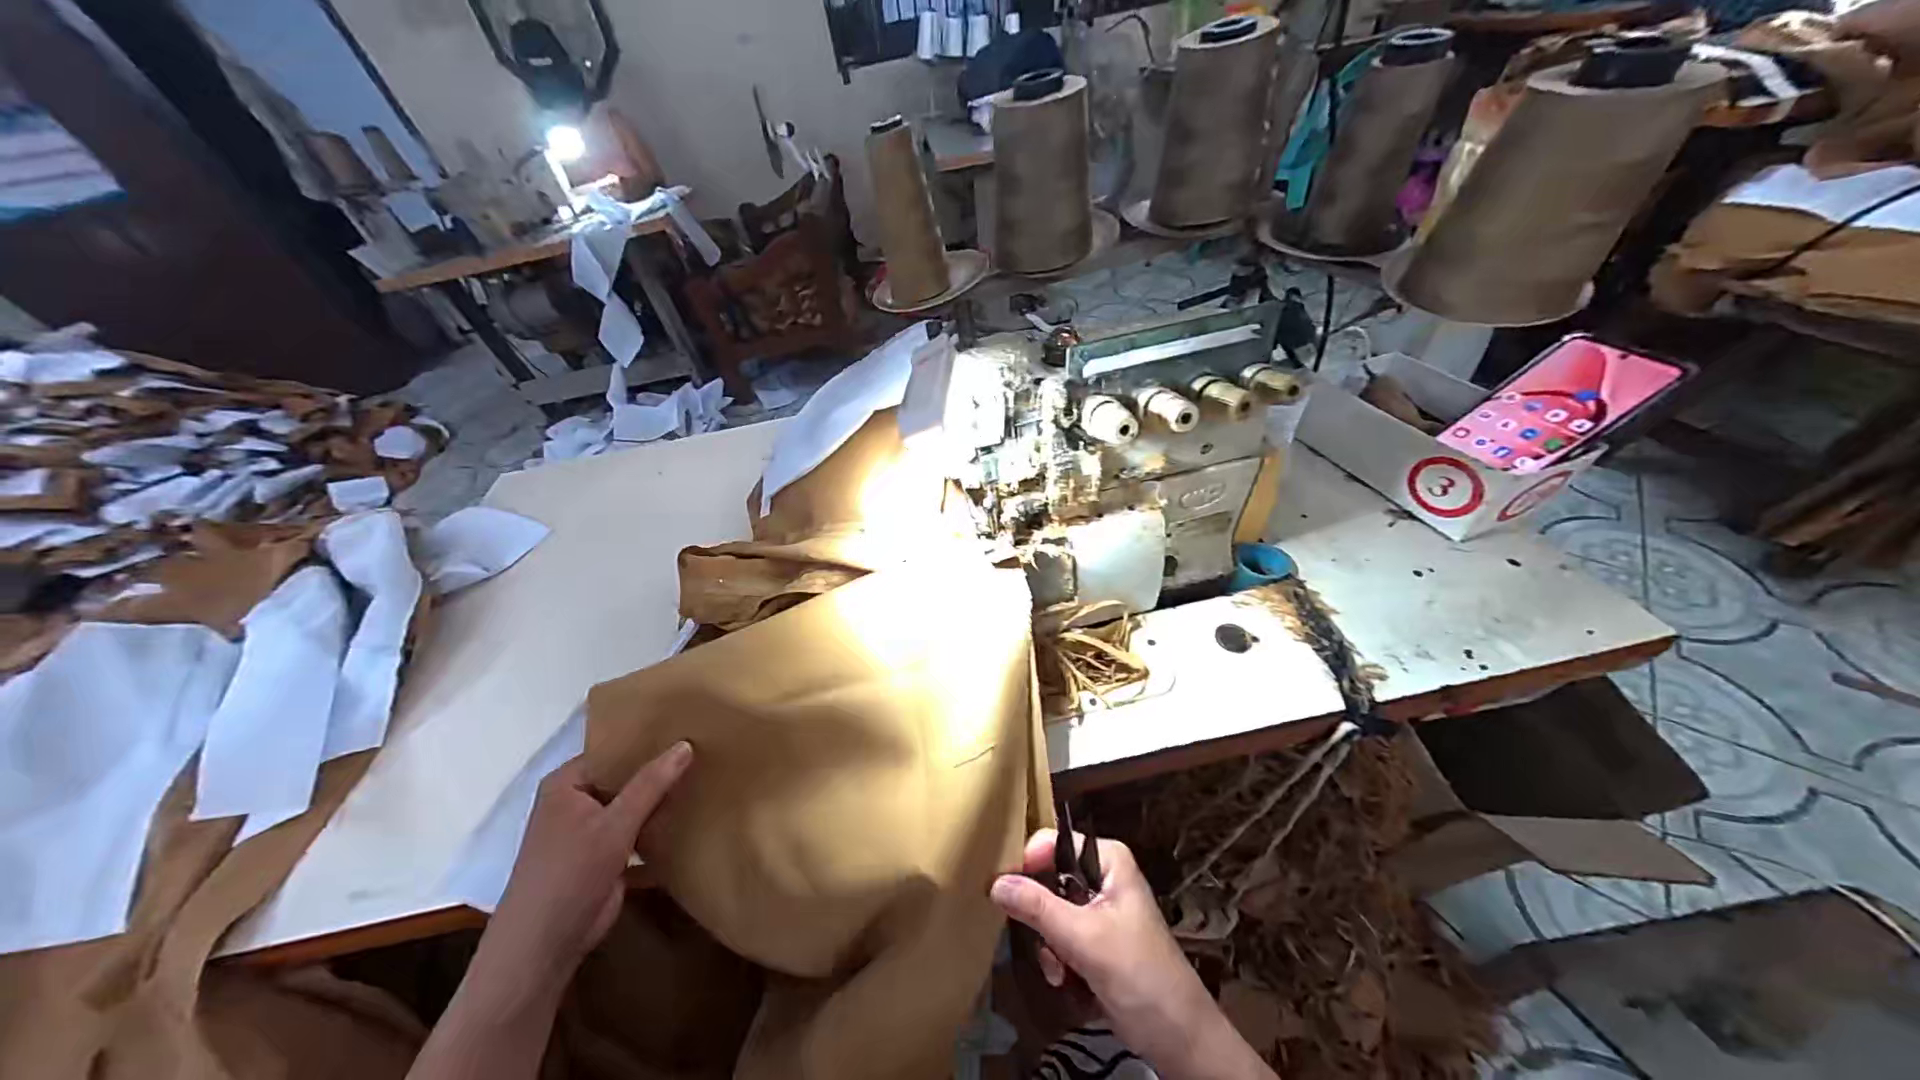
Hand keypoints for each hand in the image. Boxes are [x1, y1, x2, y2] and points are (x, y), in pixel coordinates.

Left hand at [484, 743, 693, 980]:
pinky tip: (693, 811)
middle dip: (659, 768)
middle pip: (625, 776)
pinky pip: (638, 827)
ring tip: (707, 773)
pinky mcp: (606, 854)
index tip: (688, 727)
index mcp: (567, 784)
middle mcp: (576, 801)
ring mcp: (592, 829)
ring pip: (634, 803)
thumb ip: (651, 784)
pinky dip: (658, 823)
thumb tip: (686, 743)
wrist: (544, 947)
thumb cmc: (569, 875)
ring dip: (662, 797)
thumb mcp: (614, 824)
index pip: (613, 750)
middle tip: (706, 747)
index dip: (648, 740)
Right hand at [991, 830, 1274, 1079]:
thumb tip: (994, 882)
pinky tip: (1067, 981)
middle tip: (1044, 942)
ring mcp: (1097, 909)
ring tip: (1060, 972)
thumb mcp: (1084, 939)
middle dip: (1041, 917)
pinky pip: (1057, 936)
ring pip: (1048, 911)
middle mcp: (1101, 876)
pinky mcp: (1093, 940)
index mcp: (1108, 860)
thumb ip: (1038, 908)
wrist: (1180, 1040)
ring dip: (1048, 945)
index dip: (1028, 864)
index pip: (1052, 843)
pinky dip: (1057, 958)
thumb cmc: (1140, 977)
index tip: (1007, 891)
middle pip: (1047, 878)